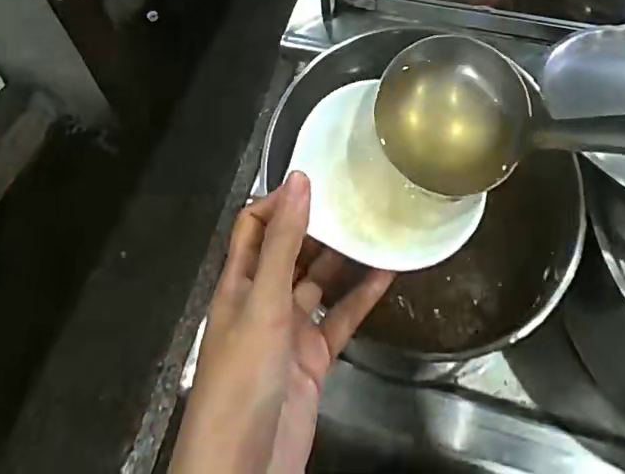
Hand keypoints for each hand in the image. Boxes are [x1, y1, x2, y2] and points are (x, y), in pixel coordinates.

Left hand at [169, 172, 392, 473]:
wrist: (245, 467)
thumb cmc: (242, 378)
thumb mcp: (262, 302)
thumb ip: (282, 243)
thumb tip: (298, 182)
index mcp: (239, 281)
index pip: (254, 225)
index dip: (279, 201)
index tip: (315, 179)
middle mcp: (263, 299)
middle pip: (289, 249)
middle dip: (316, 224)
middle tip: (352, 197)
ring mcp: (289, 329)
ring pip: (318, 282)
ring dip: (343, 258)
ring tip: (373, 226)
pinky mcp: (313, 358)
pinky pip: (340, 319)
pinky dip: (361, 297)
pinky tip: (385, 274)